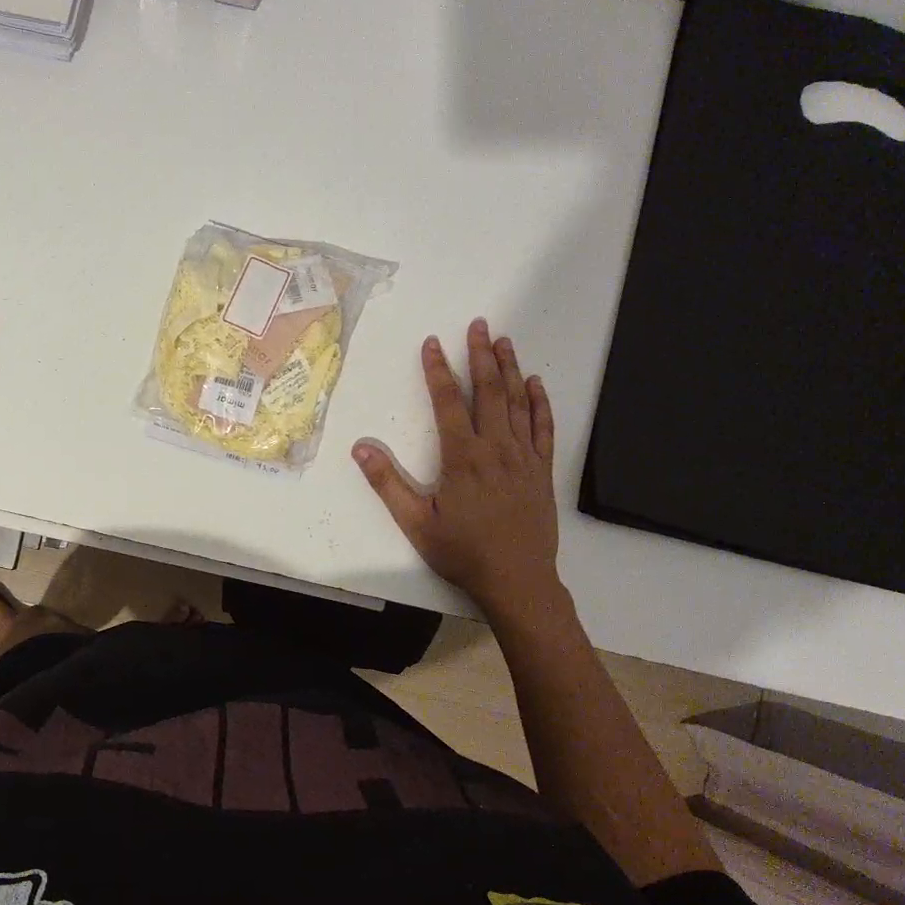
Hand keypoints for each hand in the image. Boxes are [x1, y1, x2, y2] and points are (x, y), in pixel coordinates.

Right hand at [353, 318, 560, 614]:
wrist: (517, 579)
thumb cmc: (461, 552)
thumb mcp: (415, 522)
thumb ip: (387, 483)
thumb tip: (360, 448)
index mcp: (463, 457)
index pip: (447, 403)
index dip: (438, 371)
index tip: (433, 344)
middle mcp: (496, 448)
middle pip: (488, 392)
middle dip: (480, 356)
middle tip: (478, 325)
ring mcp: (523, 457)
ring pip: (517, 403)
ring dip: (509, 369)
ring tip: (503, 341)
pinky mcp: (542, 470)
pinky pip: (543, 428)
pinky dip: (539, 403)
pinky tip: (534, 384)